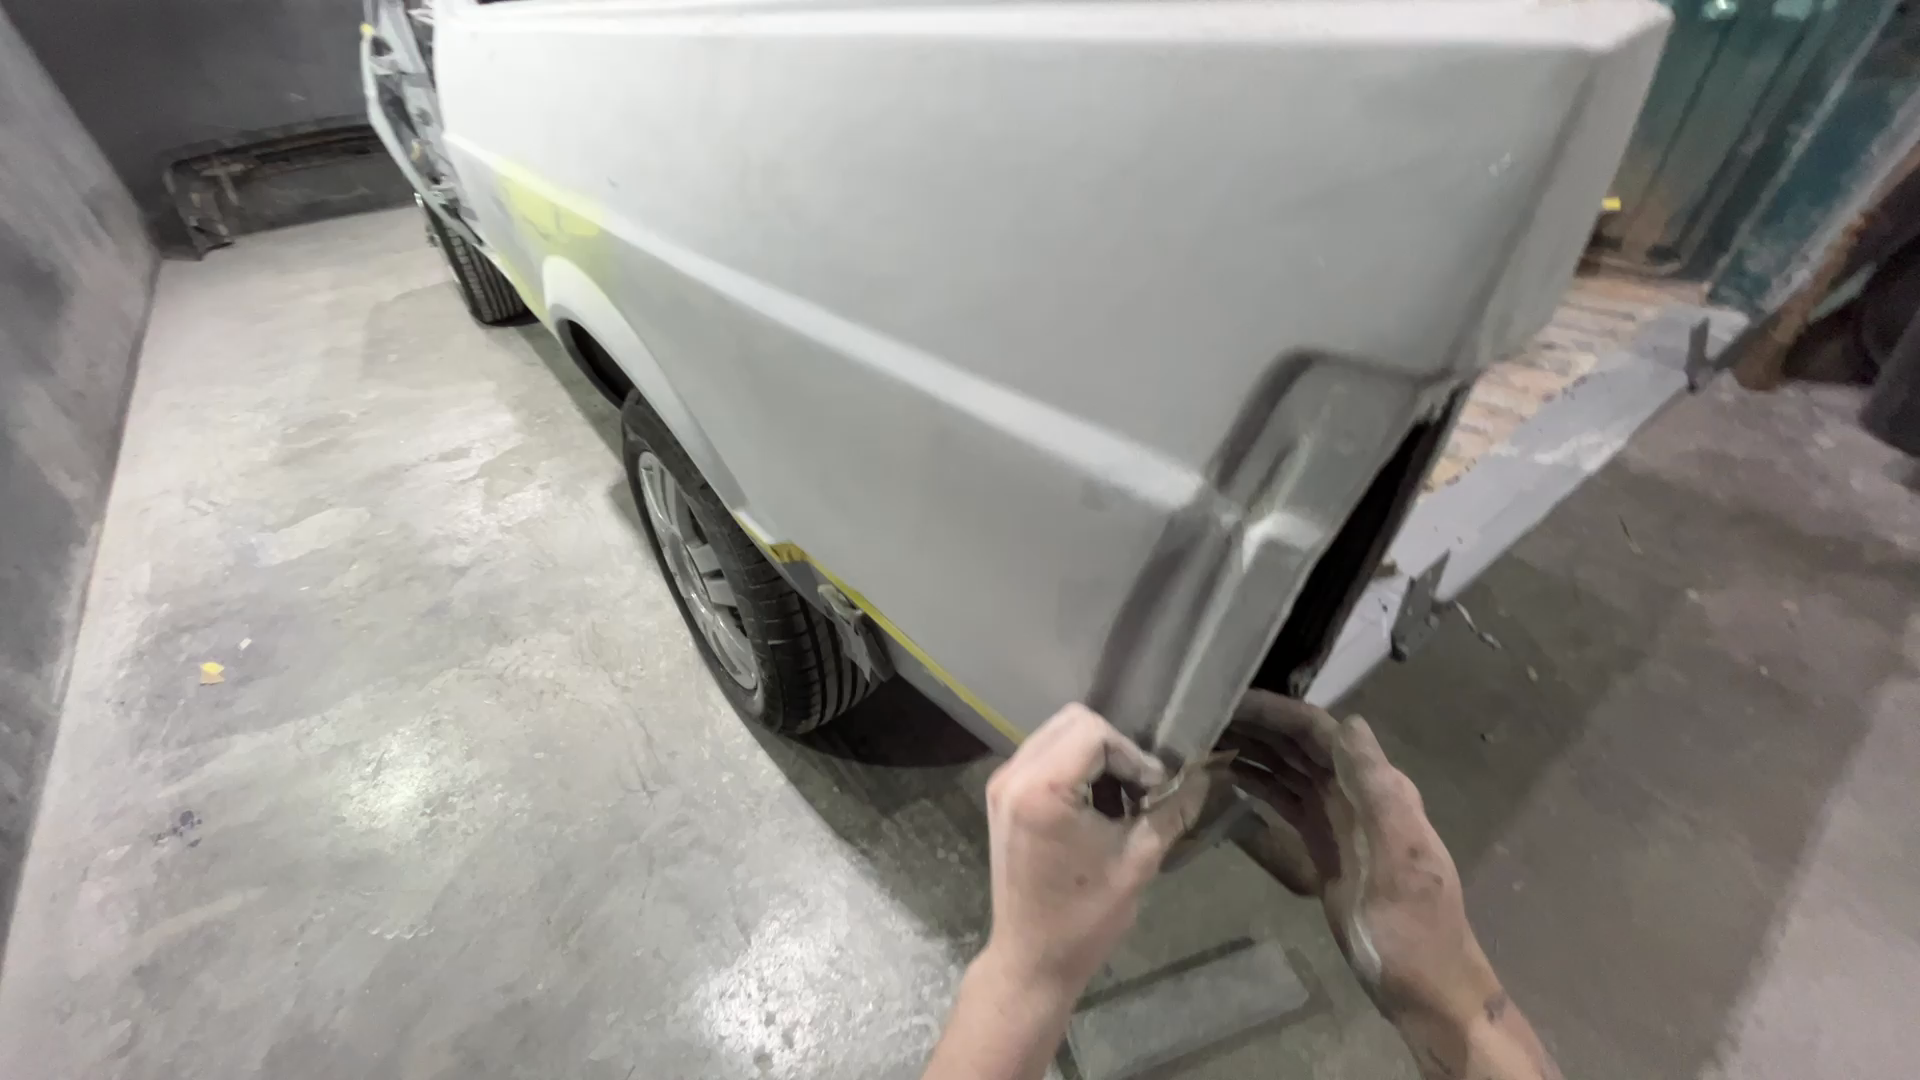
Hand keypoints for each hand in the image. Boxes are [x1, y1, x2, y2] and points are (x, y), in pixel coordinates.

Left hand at [980, 703, 1209, 999]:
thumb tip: (1204, 776)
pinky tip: (1094, 802)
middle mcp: (1014, 774)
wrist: (1032, 957)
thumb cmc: (1084, 917)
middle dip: (1113, 747)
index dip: (1132, 754)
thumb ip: (1171, 810)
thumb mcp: (1138, 861)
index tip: (1151, 791)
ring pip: (1056, 733)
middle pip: (1073, 721)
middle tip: (1138, 788)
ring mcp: (1002, 782)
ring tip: (1119, 796)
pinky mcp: (1001, 794)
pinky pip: (1042, 755)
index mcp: (1041, 788)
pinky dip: (1072, 765)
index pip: (1094, 731)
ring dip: (1093, 755)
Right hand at [1220, 691, 1499, 1027]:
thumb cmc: (1410, 926)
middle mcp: (1353, 791)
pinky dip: (1253, 783)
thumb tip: (1348, 722)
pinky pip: (1281, 798)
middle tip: (1201, 717)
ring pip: (1286, 767)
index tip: (1231, 702)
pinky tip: (1222, 778)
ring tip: (1202, 740)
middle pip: (1297, 743)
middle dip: (1255, 725)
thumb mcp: (1399, 858)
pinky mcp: (1318, 840)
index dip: (1277, 711)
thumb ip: (1378, 791)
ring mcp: (1335, 816)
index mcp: (1375, 787)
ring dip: (1249, 749)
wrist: (1423, 990)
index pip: (1319, 731)